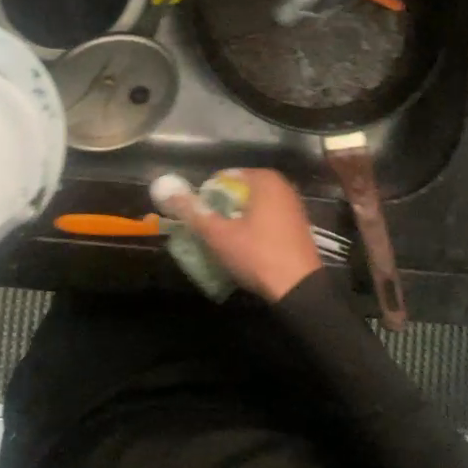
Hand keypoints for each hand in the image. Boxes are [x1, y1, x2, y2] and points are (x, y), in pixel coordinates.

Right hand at [160, 169, 321, 302]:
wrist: (299, 290)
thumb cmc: (258, 255)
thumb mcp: (219, 234)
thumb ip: (193, 211)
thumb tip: (168, 191)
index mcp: (264, 180)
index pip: (225, 178)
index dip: (208, 196)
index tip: (201, 218)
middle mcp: (282, 185)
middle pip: (240, 192)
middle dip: (223, 208)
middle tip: (210, 230)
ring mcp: (293, 205)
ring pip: (254, 207)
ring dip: (238, 219)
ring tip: (225, 241)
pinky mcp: (298, 225)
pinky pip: (268, 218)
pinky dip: (255, 228)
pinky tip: (248, 248)